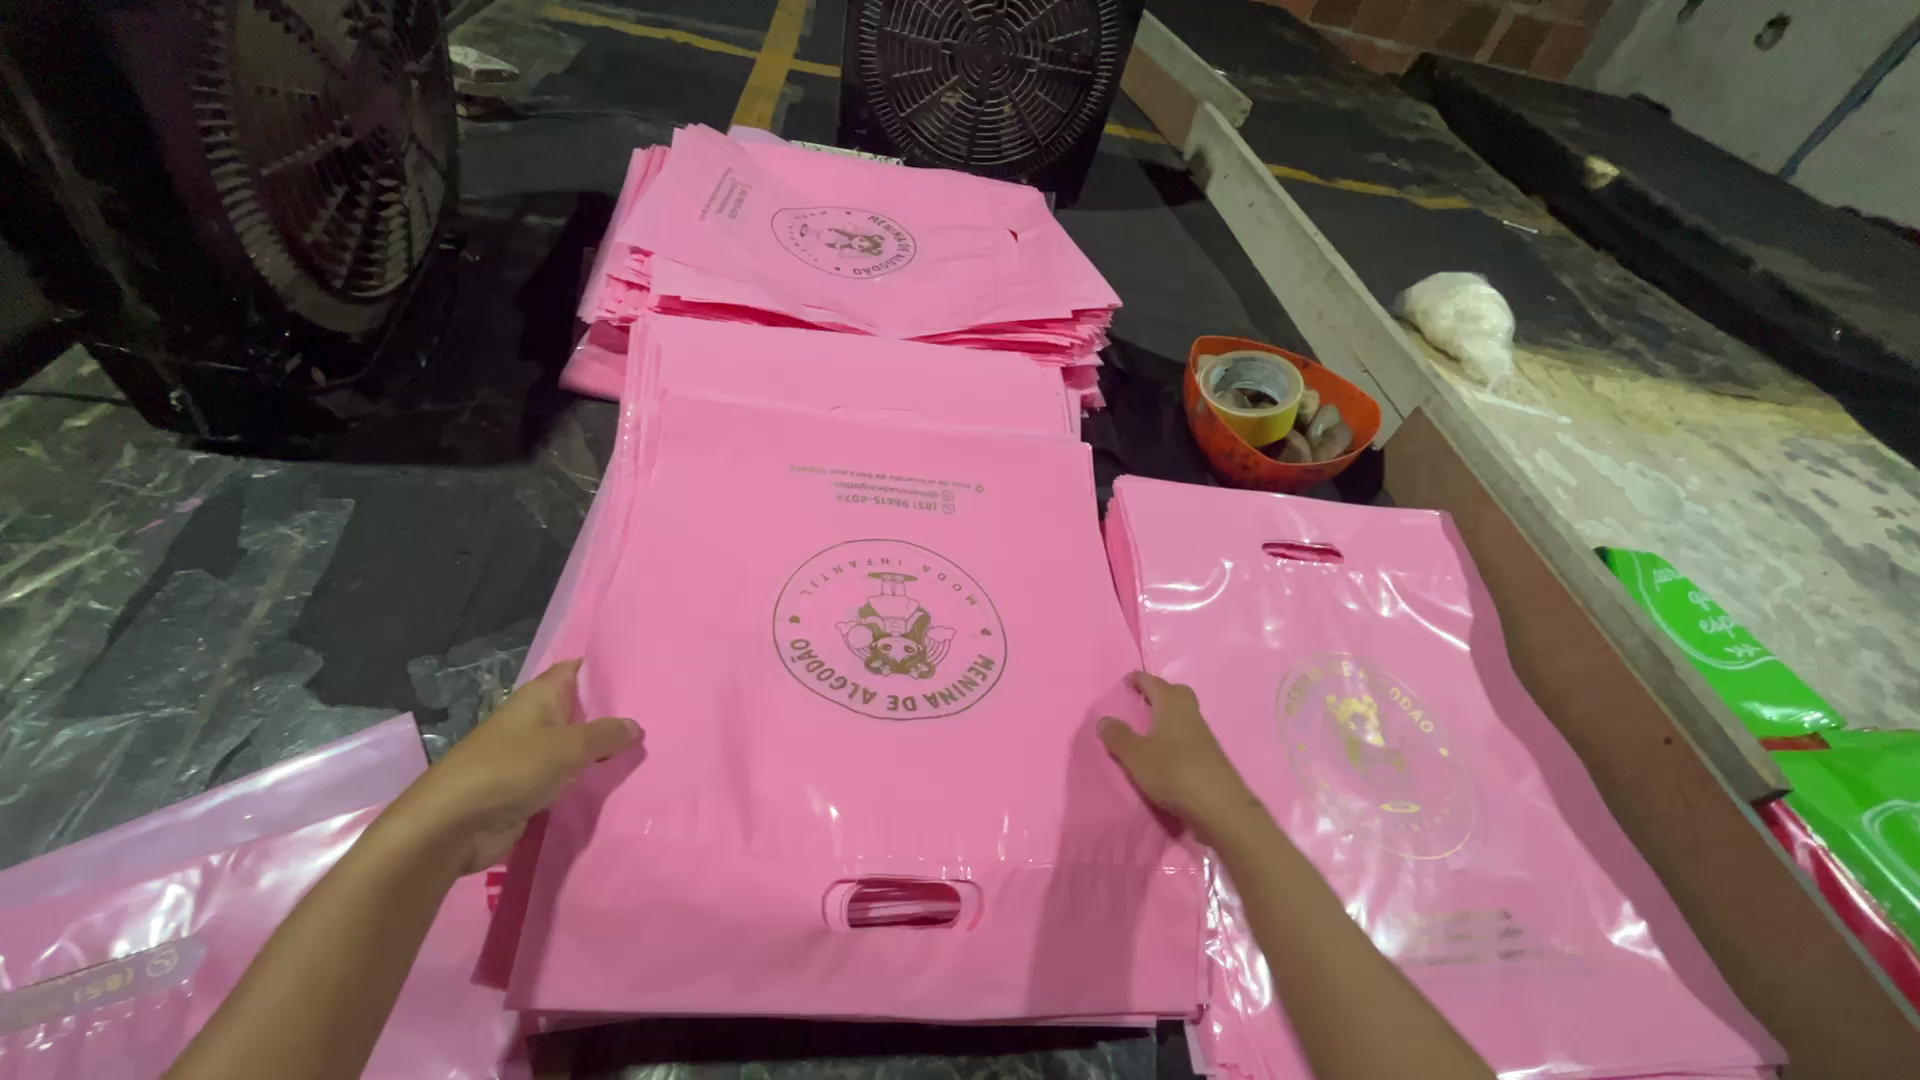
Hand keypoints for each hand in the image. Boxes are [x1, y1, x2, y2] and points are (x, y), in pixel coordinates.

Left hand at [383, 659, 642, 874]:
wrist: (453, 827)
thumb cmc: (510, 770)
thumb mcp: (568, 747)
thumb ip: (605, 734)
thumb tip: (634, 725)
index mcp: (539, 697)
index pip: (576, 670)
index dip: (605, 668)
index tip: (642, 672)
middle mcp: (534, 720)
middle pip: (579, 709)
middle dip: (612, 713)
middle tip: (656, 713)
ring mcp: (530, 755)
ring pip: (575, 745)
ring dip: (601, 750)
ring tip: (647, 747)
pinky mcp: (528, 787)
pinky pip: (566, 777)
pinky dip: (586, 778)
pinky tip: (617, 780)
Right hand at [1099, 671, 1258, 838]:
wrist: (1219, 807)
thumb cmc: (1173, 772)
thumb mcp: (1136, 755)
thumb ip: (1118, 736)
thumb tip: (1104, 719)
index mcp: (1172, 705)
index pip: (1153, 682)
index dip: (1139, 679)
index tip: (1125, 683)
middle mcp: (1190, 714)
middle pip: (1176, 693)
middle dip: (1159, 693)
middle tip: (1140, 703)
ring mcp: (1203, 736)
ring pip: (1183, 715)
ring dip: (1167, 717)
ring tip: (1147, 730)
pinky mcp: (1209, 756)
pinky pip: (1188, 736)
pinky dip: (1174, 737)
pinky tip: (1163, 753)